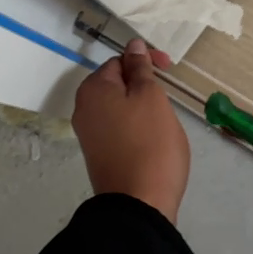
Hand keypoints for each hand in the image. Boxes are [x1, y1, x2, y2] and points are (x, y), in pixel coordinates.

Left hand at [71, 39, 191, 222]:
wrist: (139, 208)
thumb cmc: (149, 143)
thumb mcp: (150, 96)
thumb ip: (140, 67)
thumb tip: (132, 45)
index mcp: (92, 89)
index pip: (120, 60)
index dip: (145, 61)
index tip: (169, 70)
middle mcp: (83, 108)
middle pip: (117, 84)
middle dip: (143, 85)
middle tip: (167, 98)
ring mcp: (89, 135)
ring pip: (119, 107)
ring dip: (141, 107)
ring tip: (163, 121)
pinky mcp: (99, 156)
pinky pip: (118, 129)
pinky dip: (135, 128)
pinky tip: (152, 140)